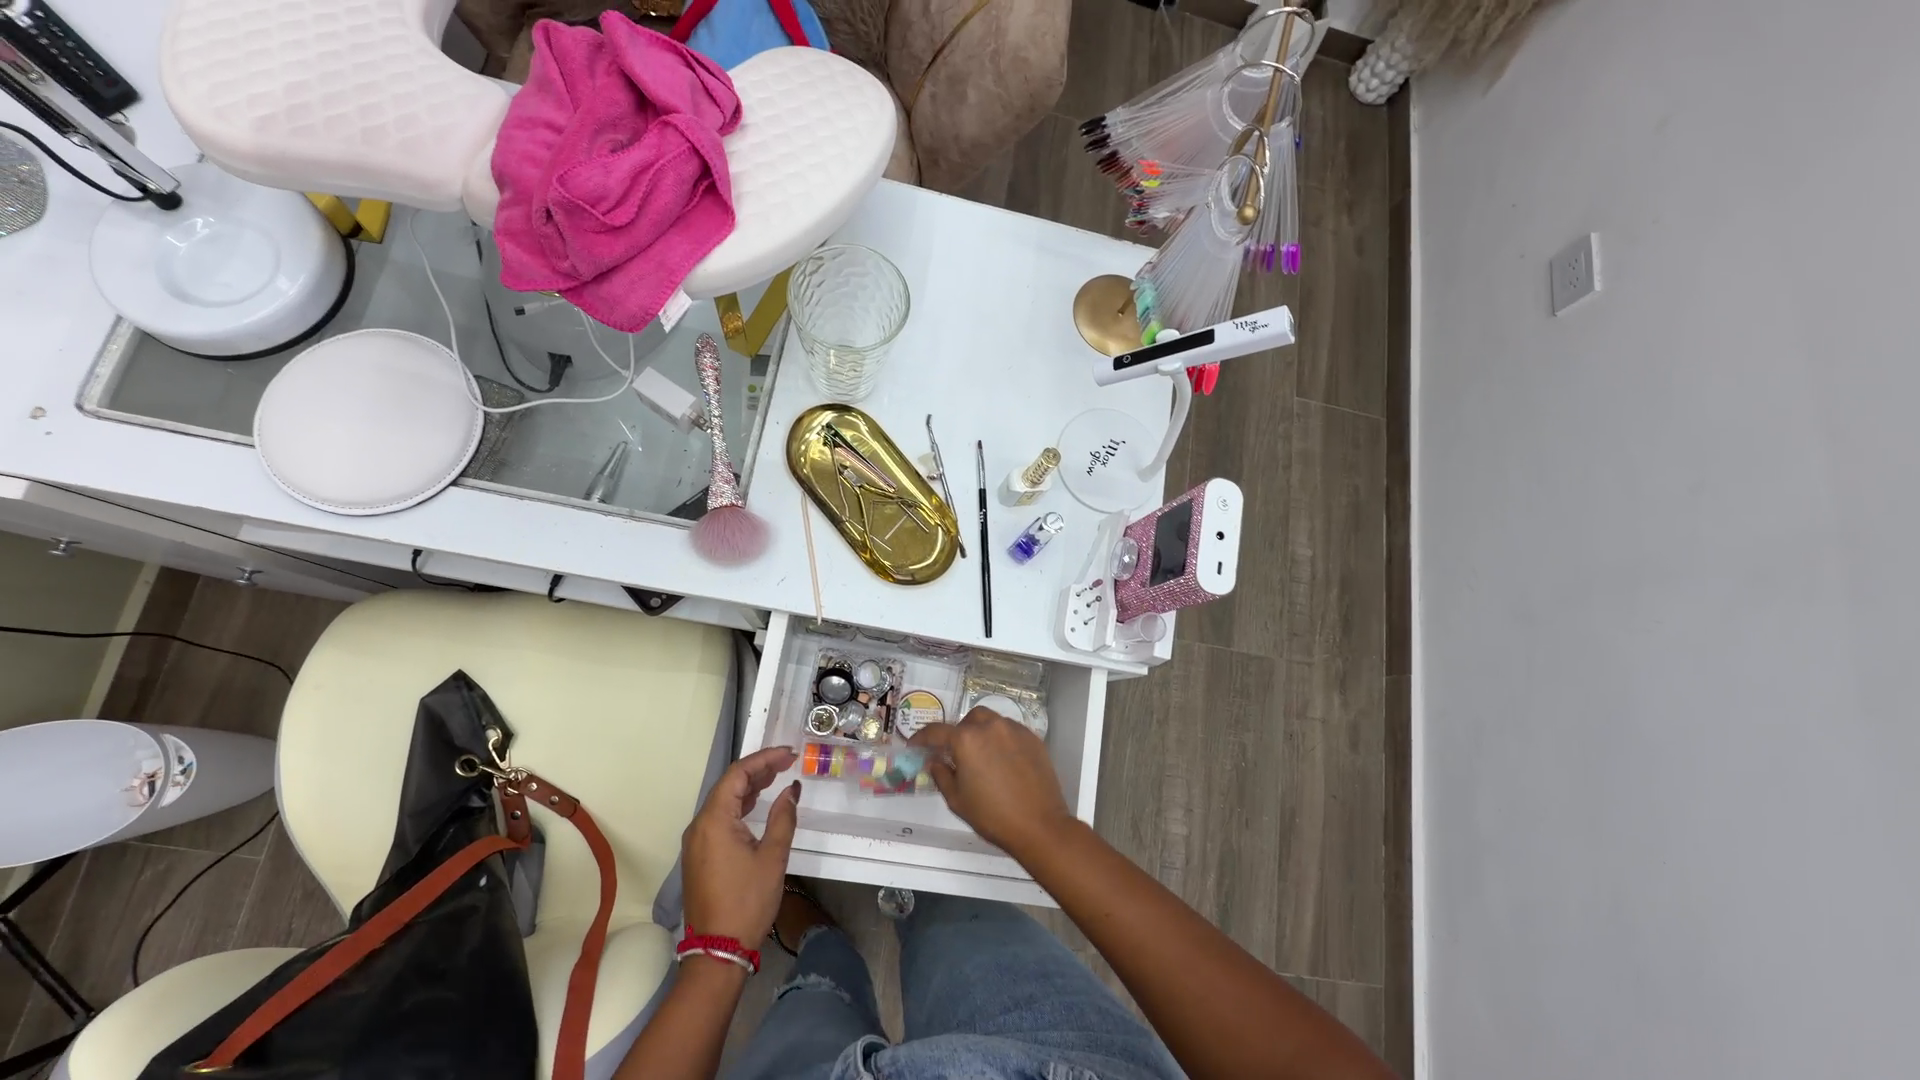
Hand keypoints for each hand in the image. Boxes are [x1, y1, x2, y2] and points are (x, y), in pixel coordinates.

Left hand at [680, 745, 800, 943]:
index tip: (789, 754)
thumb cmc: (748, 901)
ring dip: (750, 787)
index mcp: (714, 820)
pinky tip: (759, 805)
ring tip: (778, 777)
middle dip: (758, 770)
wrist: (718, 949)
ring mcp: (696, 842)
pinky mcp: (700, 855)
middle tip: (788, 762)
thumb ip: (783, 818)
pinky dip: (741, 806)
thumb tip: (791, 790)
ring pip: (723, 802)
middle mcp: (699, 826)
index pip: (737, 775)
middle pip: (728, 785)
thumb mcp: (773, 857)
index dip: (764, 759)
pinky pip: (719, 819)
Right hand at [909, 706, 1075, 855]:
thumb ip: (942, 775)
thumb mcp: (957, 800)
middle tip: (955, 754)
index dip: (921, 738)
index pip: (936, 731)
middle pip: (968, 720)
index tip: (915, 745)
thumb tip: (936, 761)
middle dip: (958, 732)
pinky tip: (1002, 760)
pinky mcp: (1033, 739)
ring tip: (981, 756)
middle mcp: (991, 727)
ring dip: (981, 732)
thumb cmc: (993, 816)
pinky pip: (1010, 731)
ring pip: (991, 721)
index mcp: (967, 740)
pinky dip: (1001, 739)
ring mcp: (1015, 730)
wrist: (1039, 825)